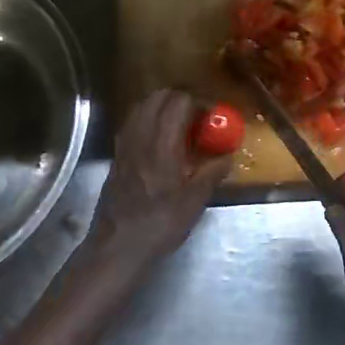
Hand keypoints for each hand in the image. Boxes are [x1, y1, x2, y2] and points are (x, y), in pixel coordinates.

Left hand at [86, 90, 231, 271]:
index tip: (211, 117)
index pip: (178, 102)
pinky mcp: (116, 155)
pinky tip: (158, 141)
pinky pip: (132, 124)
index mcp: (162, 144)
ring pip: (141, 107)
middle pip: (157, 97)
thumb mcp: (194, 202)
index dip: (198, 103)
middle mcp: (140, 137)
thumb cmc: (159, 225)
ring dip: (161, 107)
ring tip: (178, 127)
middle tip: (197, 118)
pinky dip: (147, 121)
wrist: (118, 246)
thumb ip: (212, 173)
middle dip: (179, 99)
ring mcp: (124, 145)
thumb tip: (228, 156)